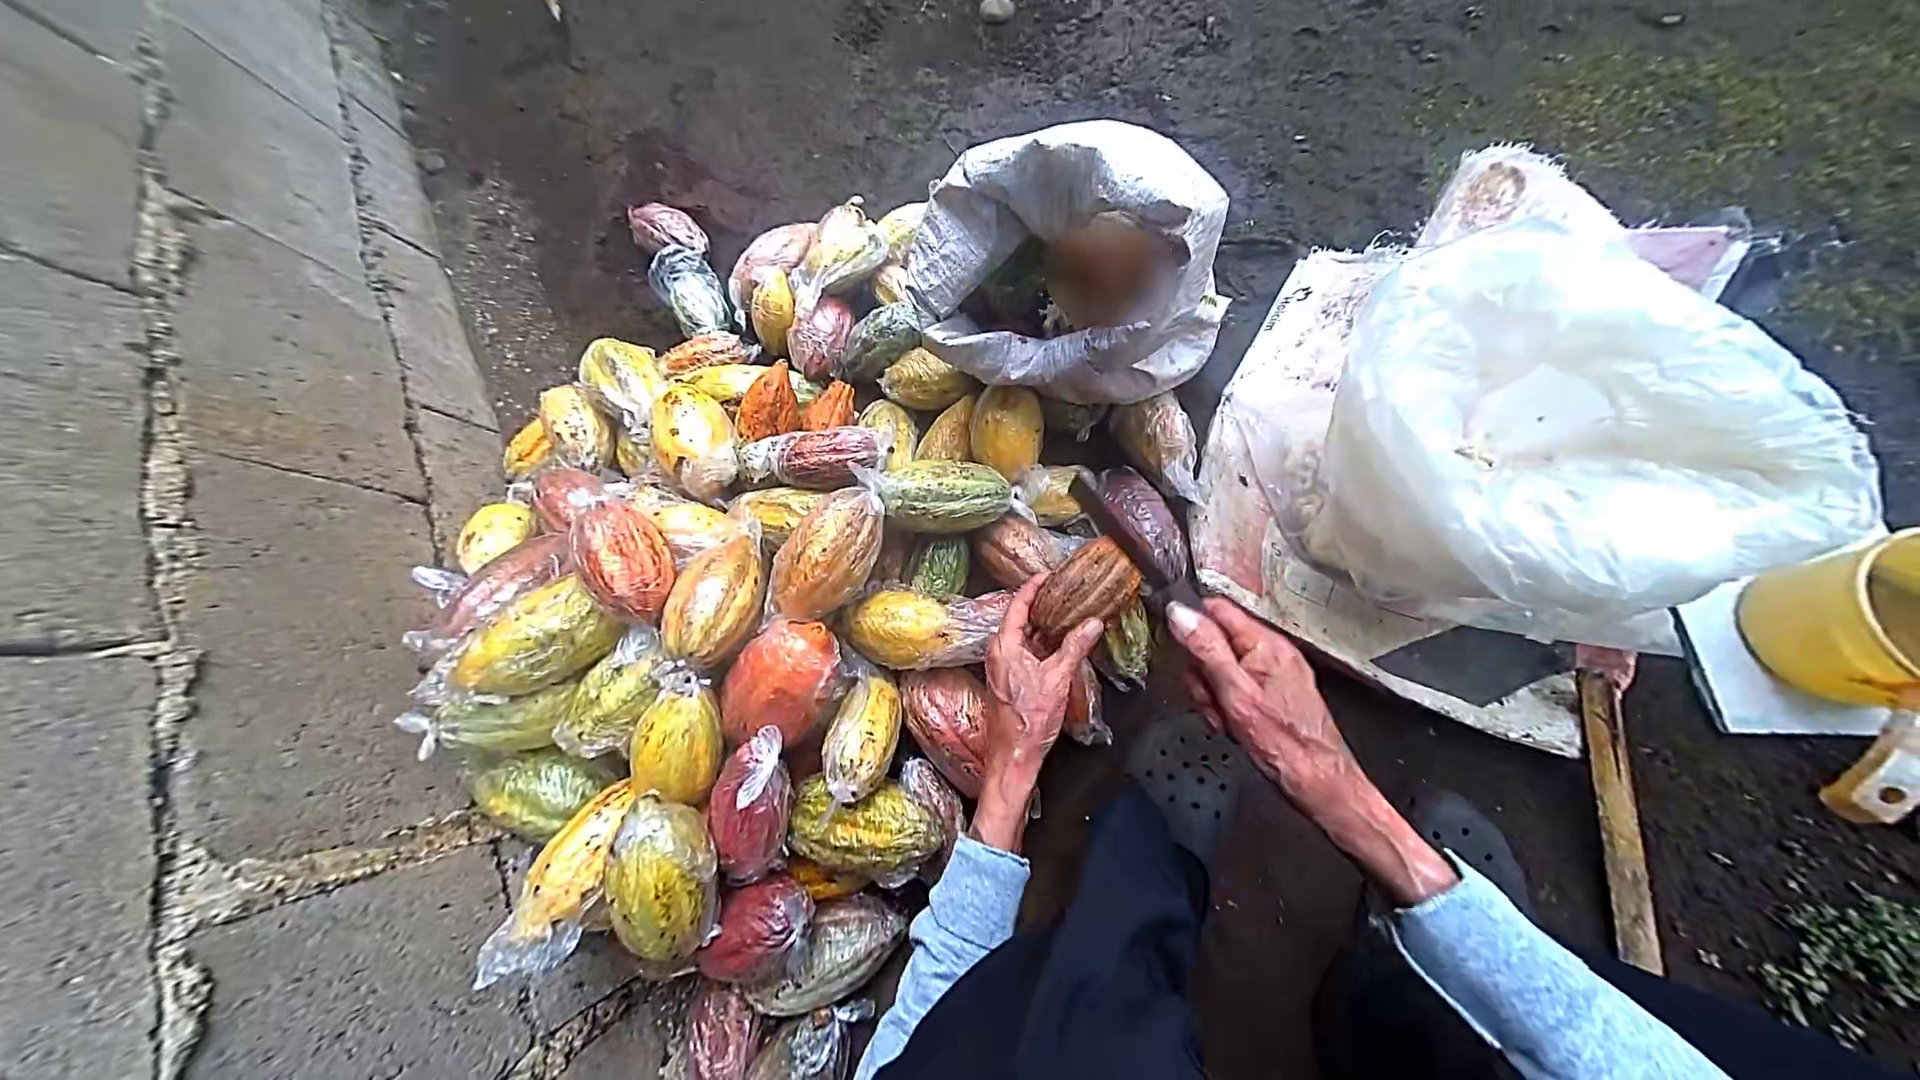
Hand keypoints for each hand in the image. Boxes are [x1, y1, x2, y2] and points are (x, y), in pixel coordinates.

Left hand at [972, 572, 1103, 852]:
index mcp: (1004, 645)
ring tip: (1068, 611)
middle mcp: (998, 651)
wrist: (1013, 757)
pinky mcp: (1009, 677)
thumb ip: (1075, 647)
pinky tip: (1061, 641)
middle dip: (1042, 603)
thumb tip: (1093, 623)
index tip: (1049, 574)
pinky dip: (1043, 642)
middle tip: (1065, 591)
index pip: (1017, 604)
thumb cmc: (1029, 721)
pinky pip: (1026, 650)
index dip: (1033, 586)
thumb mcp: (1057, 679)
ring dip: (1044, 624)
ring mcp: (1002, 665)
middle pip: (1020, 617)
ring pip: (1024, 635)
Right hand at [1169, 598, 1457, 905]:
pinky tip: (1232, 723)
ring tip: (1224, 717)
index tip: (1178, 647)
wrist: (1319, 783)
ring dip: (1210, 693)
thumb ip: (1205, 649)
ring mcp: (1273, 672)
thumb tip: (1180, 613)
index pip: (1216, 608)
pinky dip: (1224, 704)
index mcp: (1265, 643)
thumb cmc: (1284, 744)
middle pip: (1212, 640)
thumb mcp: (1234, 693)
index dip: (1190, 624)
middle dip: (1200, 672)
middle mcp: (1272, 651)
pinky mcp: (1272, 692)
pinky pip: (1233, 685)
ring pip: (1218, 666)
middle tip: (1210, 699)